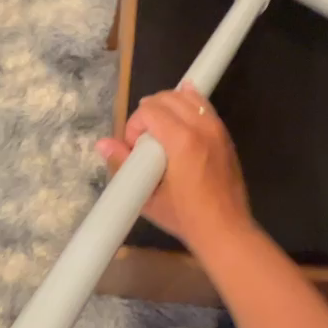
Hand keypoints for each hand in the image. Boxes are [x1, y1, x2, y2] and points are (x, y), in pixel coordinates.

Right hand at [96, 88, 253, 253]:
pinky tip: (181, 106)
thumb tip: (102, 143)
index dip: (134, 125)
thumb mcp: (147, 195)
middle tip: (142, 141)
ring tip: (158, 127)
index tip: (133, 149)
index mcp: (182, 141)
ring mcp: (216, 130)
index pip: (150, 110)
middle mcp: (201, 128)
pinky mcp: (224, 136)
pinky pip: (204, 107)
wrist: (224, 229)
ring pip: (188, 97)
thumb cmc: (184, 216)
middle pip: (168, 98)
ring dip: (168, 105)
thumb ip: (123, 165)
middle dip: (148, 112)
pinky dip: (190, 102)